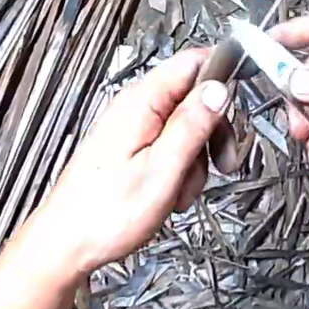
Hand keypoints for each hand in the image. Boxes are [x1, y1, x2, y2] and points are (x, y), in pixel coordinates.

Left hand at [16, 49, 229, 281]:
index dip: (223, 77)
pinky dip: (181, 167)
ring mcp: (134, 127)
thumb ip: (193, 125)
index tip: (242, 100)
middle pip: (195, 96)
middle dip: (215, 129)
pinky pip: (172, 144)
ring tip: (185, 187)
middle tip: (223, 160)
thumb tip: (218, 90)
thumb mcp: (162, 170)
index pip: (193, 62)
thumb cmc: (104, 215)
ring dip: (198, 156)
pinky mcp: (133, 147)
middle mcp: (136, 107)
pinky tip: (172, 191)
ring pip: (188, 124)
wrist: (65, 246)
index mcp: (142, 102)